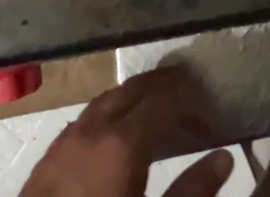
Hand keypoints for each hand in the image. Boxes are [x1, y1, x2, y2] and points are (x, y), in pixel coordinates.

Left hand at [20, 67, 232, 196]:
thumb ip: (190, 193)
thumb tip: (222, 158)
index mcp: (122, 144)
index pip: (164, 101)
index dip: (190, 101)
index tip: (210, 113)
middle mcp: (93, 130)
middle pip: (133, 91)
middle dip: (162, 85)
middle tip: (188, 86)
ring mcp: (65, 143)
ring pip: (106, 100)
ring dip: (134, 96)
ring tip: (157, 105)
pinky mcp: (47, 162)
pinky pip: (86, 119)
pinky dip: (110, 112)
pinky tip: (115, 133)